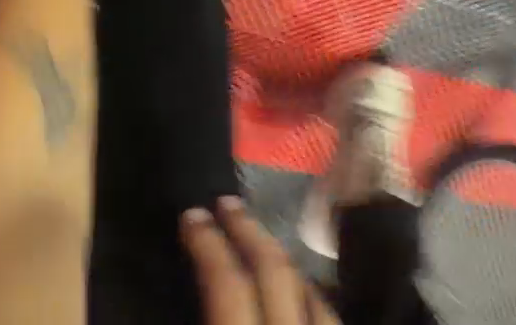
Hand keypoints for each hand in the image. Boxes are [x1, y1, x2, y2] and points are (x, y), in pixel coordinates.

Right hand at [182, 198, 341, 323]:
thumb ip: (201, 311)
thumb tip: (184, 288)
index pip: (227, 281)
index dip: (207, 243)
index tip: (191, 215)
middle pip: (275, 271)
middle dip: (249, 230)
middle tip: (226, 202)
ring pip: (312, 289)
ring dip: (284, 258)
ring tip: (262, 237)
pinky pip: (331, 316)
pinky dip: (313, 293)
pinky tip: (302, 287)